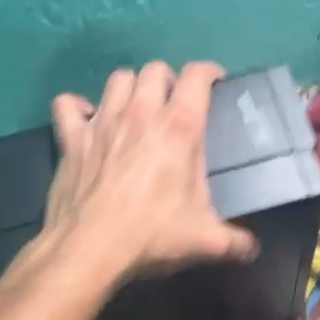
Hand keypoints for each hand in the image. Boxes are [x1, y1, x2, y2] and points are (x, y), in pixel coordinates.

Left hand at [42, 61, 258, 280]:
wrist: (89, 249)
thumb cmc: (151, 236)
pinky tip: (87, 122)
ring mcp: (102, 122)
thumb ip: (234, 241)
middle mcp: (140, 113)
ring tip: (136, 110)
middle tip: (173, 106)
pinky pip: (68, 104)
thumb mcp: (204, 240)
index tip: (215, 84)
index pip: (197, 76)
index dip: (209, 73)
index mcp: (179, 128)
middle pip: (155, 70)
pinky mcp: (71, 137)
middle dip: (168, 81)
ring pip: (117, 79)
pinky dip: (78, 108)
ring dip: (130, 89)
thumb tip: (251, 248)